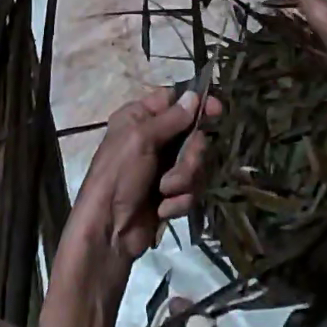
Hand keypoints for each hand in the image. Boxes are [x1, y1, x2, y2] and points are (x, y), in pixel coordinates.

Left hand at [78, 89, 220, 260]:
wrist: (110, 230)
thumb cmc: (118, 175)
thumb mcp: (140, 139)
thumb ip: (171, 118)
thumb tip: (194, 95)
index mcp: (140, 117)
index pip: (175, 100)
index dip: (196, 105)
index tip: (216, 111)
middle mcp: (154, 137)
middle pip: (193, 135)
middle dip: (189, 157)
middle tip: (176, 172)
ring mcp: (164, 166)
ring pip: (196, 164)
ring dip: (183, 181)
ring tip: (164, 193)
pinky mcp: (171, 192)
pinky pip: (192, 189)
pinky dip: (179, 200)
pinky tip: (163, 209)